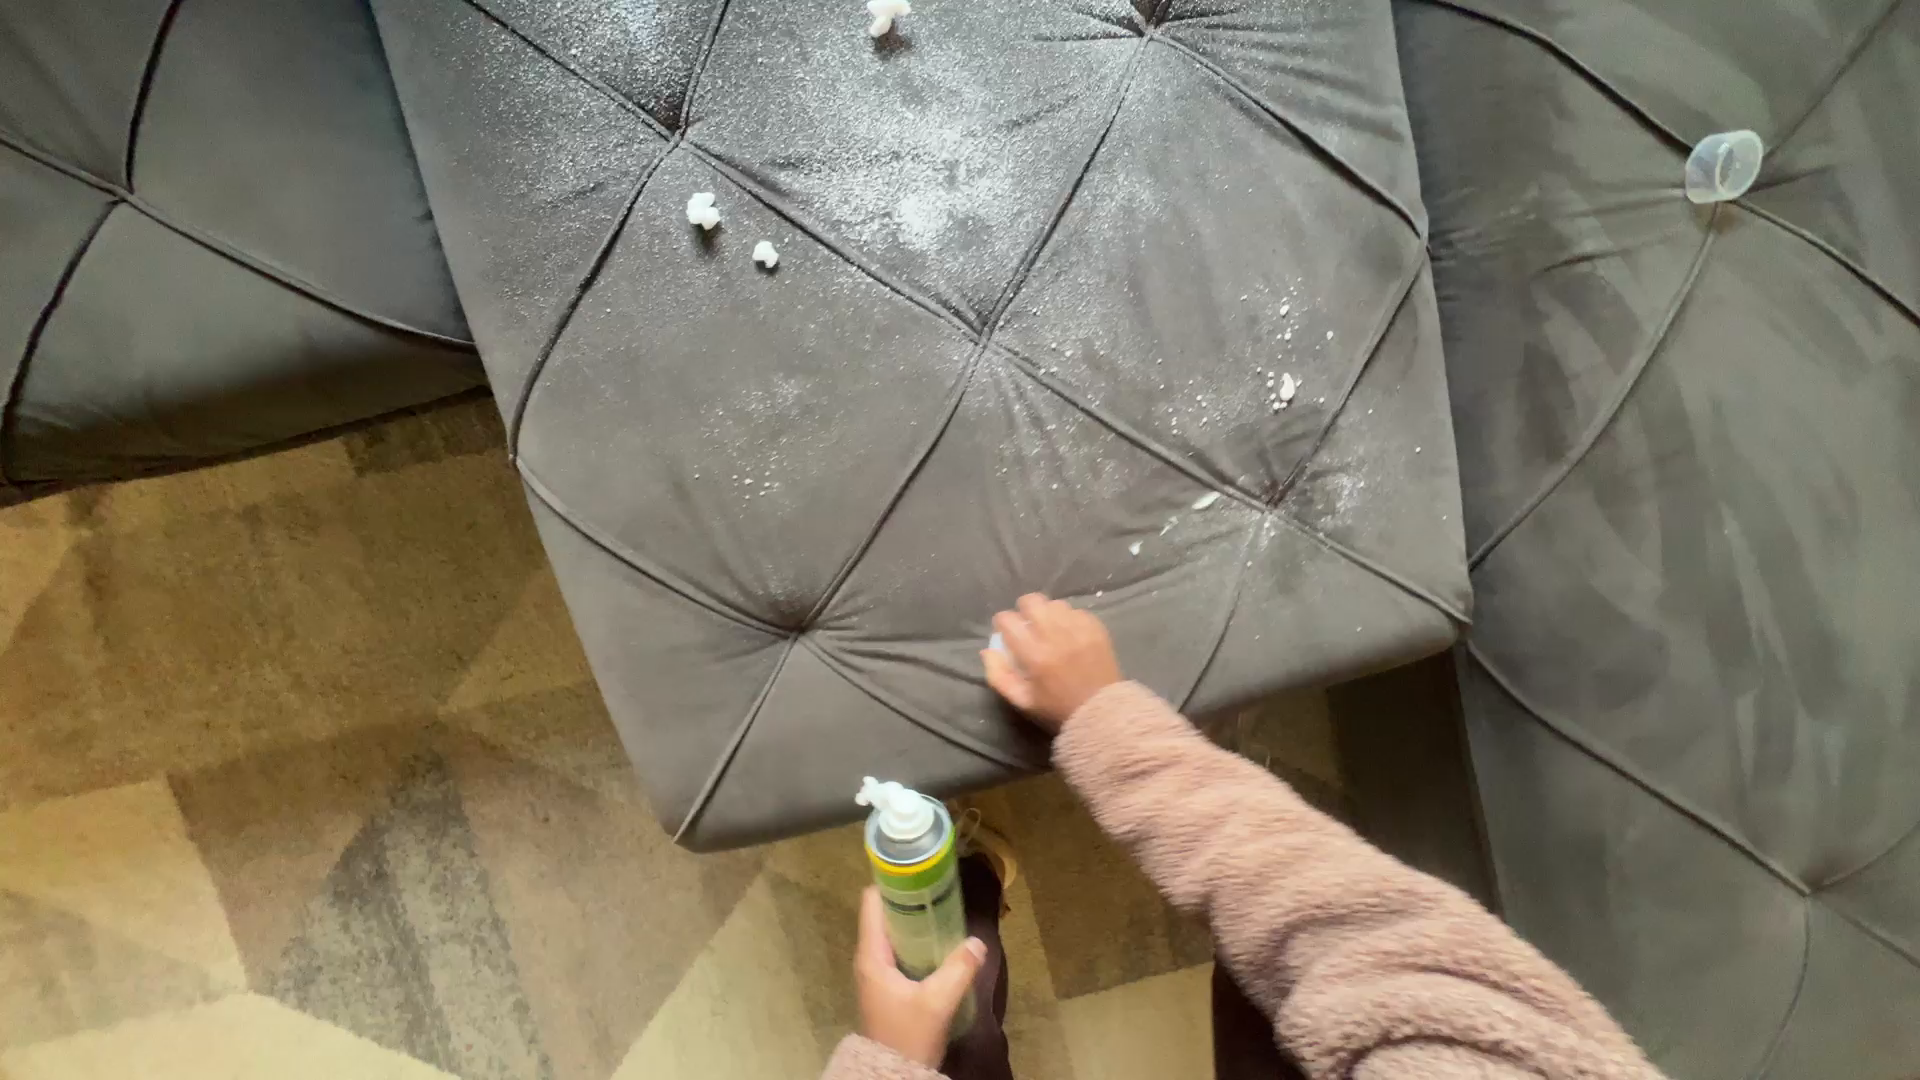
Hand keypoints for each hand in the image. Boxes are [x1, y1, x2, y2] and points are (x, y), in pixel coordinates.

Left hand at [854, 887, 985, 1066]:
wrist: (891, 1078)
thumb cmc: (907, 1036)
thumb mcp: (937, 1003)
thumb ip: (958, 969)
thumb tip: (977, 942)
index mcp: (871, 954)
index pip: (871, 900)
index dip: (892, 882)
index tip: (918, 871)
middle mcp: (868, 957)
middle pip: (883, 912)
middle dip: (909, 898)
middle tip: (938, 889)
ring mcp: (875, 971)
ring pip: (891, 931)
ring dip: (913, 919)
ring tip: (940, 909)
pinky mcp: (884, 984)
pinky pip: (896, 947)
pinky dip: (913, 938)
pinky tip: (936, 940)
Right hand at [981, 592, 1122, 733]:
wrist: (1101, 714)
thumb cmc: (1057, 710)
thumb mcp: (1021, 701)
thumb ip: (998, 676)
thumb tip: (988, 651)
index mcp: (1034, 654)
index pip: (1008, 620)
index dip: (1002, 623)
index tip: (1005, 632)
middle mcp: (1056, 635)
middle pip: (1032, 601)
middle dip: (1024, 610)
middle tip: (1026, 625)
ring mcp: (1078, 629)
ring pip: (1055, 604)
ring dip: (1047, 613)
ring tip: (1049, 628)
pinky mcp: (1096, 629)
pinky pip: (1076, 611)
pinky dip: (1068, 619)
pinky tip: (1069, 633)